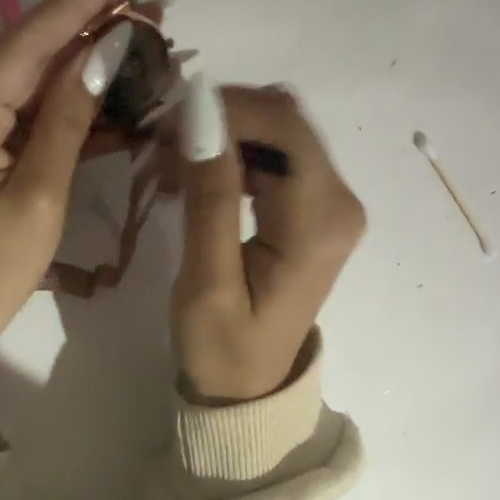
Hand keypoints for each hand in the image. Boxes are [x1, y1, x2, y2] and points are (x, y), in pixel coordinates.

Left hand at [0, 0, 129, 381]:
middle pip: (26, 56)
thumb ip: (69, 119)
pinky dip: (63, 108)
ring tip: (142, 50)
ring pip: (28, 83)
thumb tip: (104, 52)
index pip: (24, 44)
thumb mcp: (41, 196)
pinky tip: (112, 96)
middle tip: (150, 15)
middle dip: (87, 35)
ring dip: (82, 69)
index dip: (78, 8)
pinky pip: (22, 114)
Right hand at [172, 82, 365, 403]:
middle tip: (160, 146)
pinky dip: (235, 157)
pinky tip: (197, 179)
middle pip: (285, 122)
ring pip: (278, 134)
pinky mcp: (316, 212)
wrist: (247, 391)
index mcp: (318, 223)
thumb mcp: (206, 281)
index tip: (166, 124)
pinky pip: (277, 160)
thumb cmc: (222, 349)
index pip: (283, 127)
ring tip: (170, 167)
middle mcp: (339, 202)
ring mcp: (332, 206)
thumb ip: (211, 196)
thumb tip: (201, 112)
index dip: (225, 108)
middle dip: (221, 119)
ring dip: (223, 137)